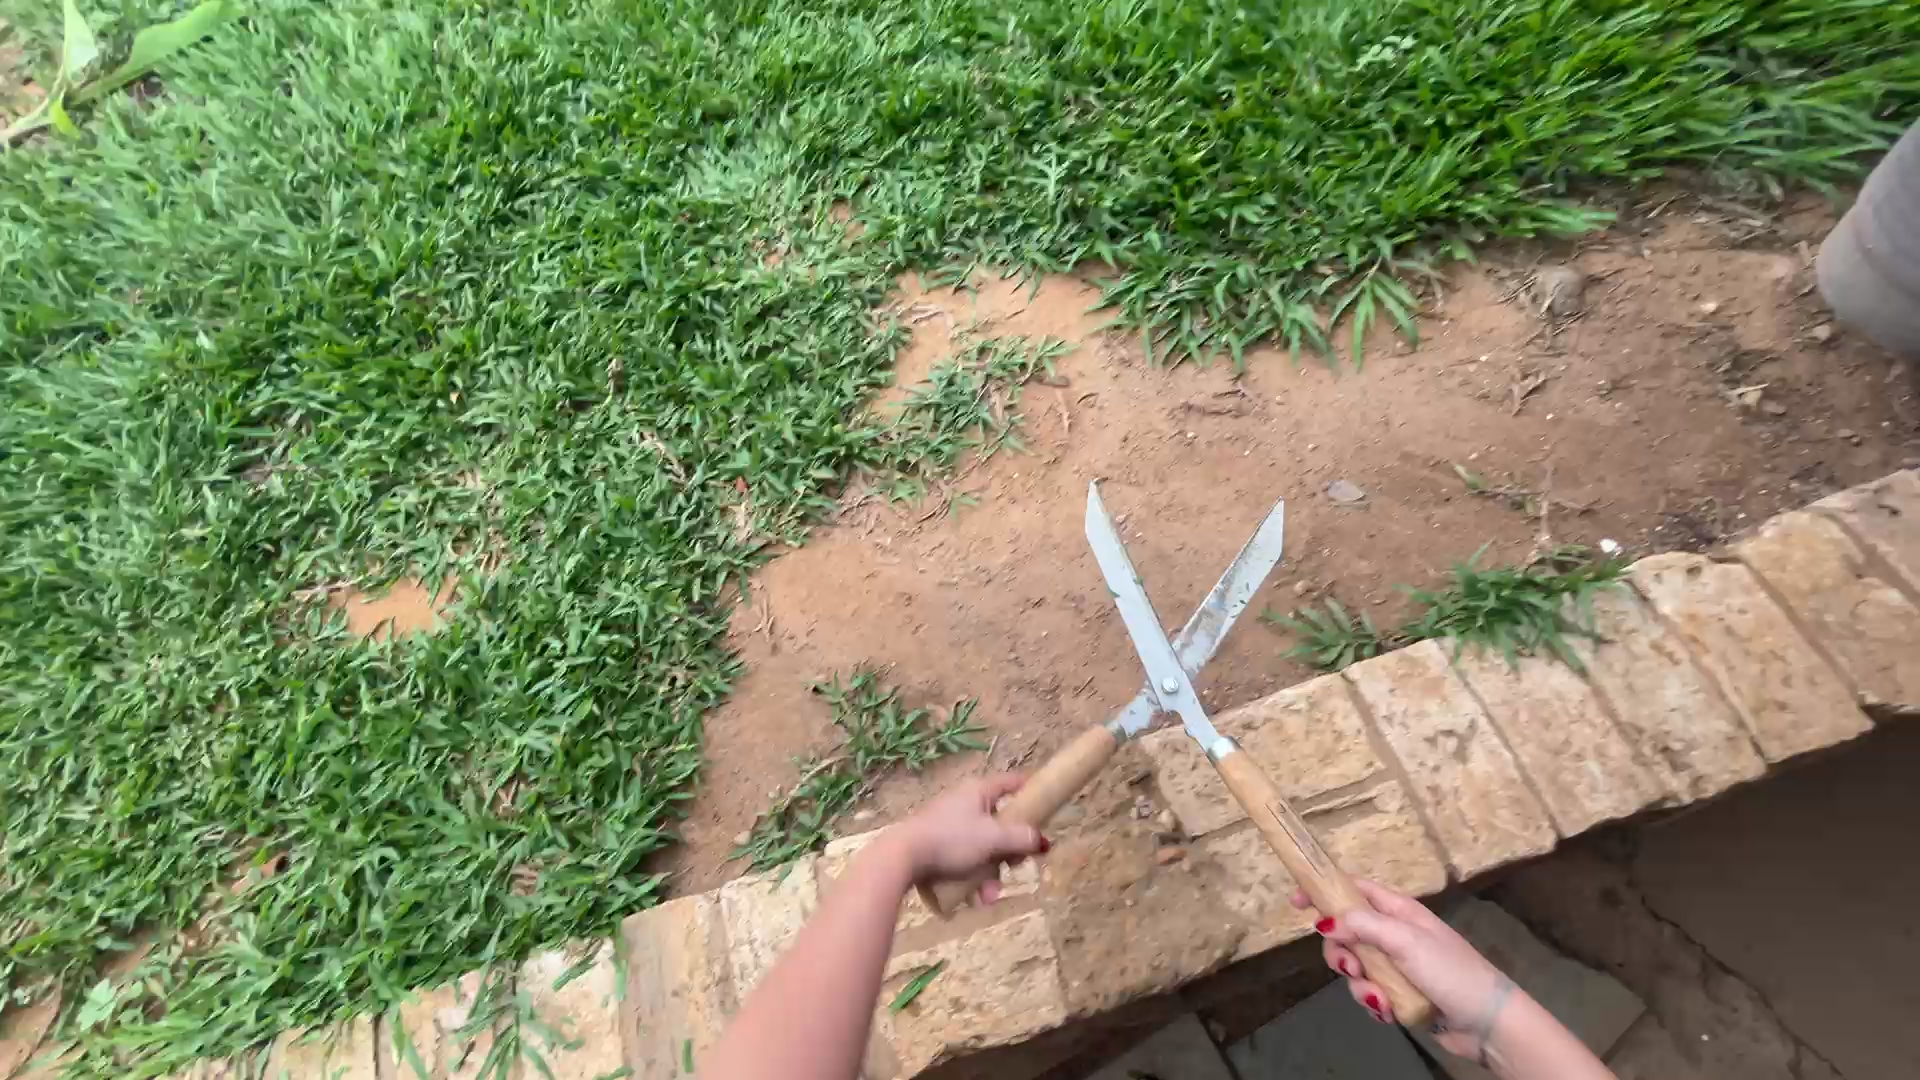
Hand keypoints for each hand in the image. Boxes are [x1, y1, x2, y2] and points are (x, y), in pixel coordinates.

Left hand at [891, 773, 1046, 902]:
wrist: (903, 856)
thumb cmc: (951, 839)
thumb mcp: (993, 838)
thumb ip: (1021, 838)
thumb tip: (1041, 840)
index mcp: (978, 791)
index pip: (1010, 783)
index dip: (1029, 789)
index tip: (1045, 801)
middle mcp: (964, 803)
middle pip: (999, 823)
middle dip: (1009, 852)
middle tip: (1014, 866)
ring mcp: (949, 825)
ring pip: (982, 848)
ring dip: (990, 874)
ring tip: (988, 896)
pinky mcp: (936, 846)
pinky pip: (964, 859)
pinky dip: (972, 878)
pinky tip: (973, 898)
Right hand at [1292, 879, 1516, 1057]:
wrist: (1490, 1025)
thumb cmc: (1451, 971)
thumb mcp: (1405, 940)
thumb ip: (1362, 924)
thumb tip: (1324, 921)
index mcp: (1397, 910)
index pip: (1351, 889)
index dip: (1323, 891)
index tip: (1297, 902)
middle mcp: (1392, 933)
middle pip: (1344, 930)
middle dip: (1340, 950)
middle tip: (1349, 965)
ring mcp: (1395, 964)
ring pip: (1353, 963)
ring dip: (1357, 980)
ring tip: (1375, 996)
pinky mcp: (1398, 993)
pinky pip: (1368, 989)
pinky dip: (1372, 1000)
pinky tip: (1387, 1010)